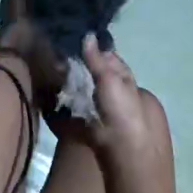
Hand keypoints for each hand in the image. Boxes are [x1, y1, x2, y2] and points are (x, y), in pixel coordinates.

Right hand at [54, 35, 170, 172]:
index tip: (75, 44)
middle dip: (87, 73)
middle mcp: (130, 102)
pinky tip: (62, 108)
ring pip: (97, 100)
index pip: (115, 63)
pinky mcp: (106, 136)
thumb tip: (88, 34)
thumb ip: (98, 60)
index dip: (97, 53)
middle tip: (61, 64)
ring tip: (57, 83)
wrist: (129, 158)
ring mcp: (118, 120)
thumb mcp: (111, 81)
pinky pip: (88, 117)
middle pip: (106, 82)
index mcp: (136, 87)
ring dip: (81, 93)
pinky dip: (76, 111)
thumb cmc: (125, 115)